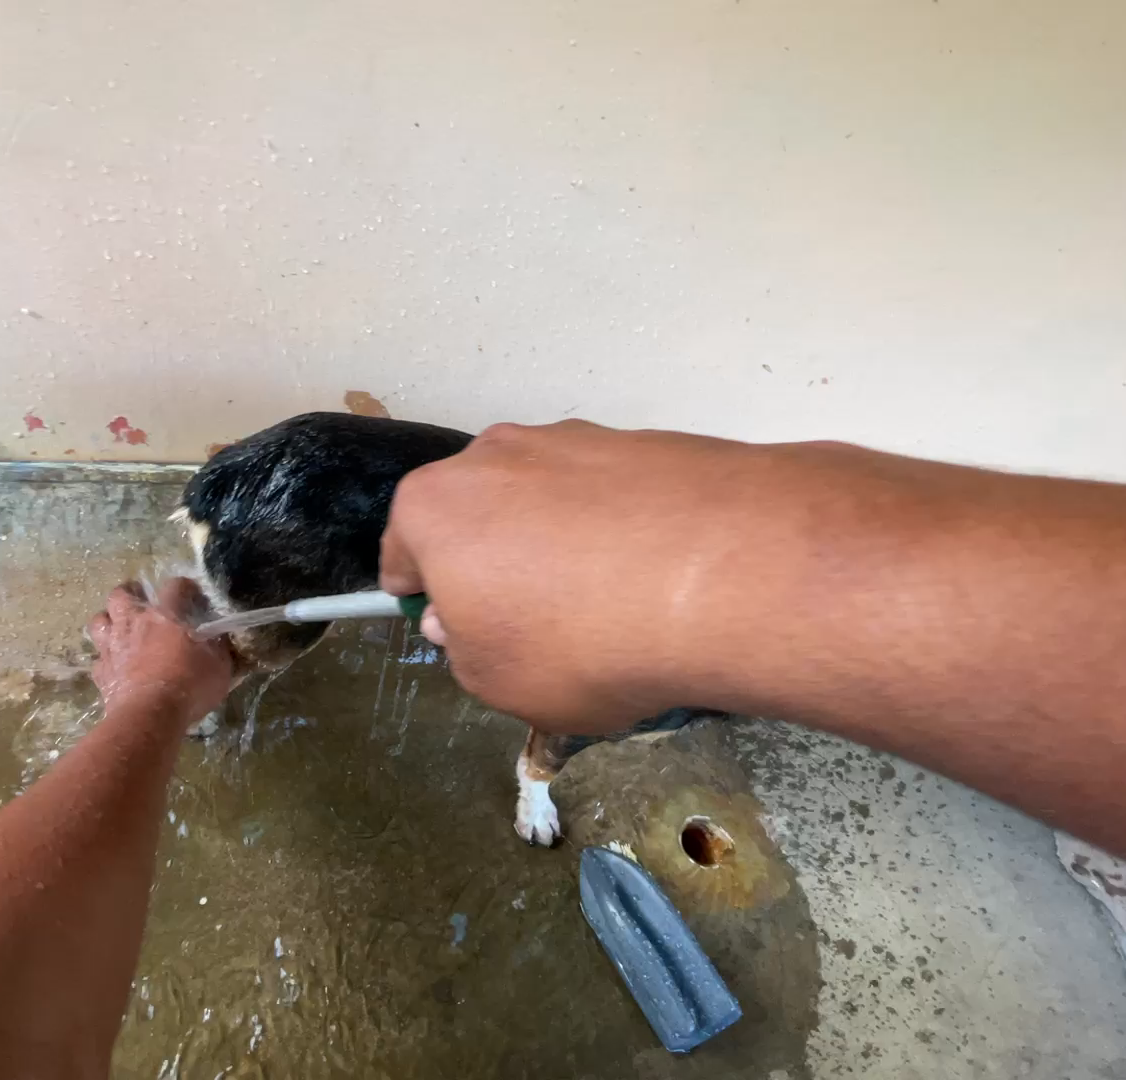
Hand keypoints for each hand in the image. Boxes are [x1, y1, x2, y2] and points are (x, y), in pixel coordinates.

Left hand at [88, 579, 233, 724]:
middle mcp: (134, 623)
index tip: (192, 595)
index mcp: (166, 615)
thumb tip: (219, 637)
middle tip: (141, 603)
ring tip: (120, 628)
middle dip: (129, 594)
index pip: (174, 586)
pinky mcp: (101, 672)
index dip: (184, 587)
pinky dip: (106, 659)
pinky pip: (98, 658)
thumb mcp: (220, 665)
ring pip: (99, 621)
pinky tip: (116, 666)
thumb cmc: (190, 685)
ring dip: (108, 621)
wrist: (151, 715)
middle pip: (120, 594)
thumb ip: (218, 646)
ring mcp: (113, 647)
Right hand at [381, 421, 895, 732]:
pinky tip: (653, 573)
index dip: (427, 599)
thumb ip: (461, 648)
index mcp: (434, 506)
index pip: (402, 553)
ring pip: (541, 502)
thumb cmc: (577, 642)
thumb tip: (464, 618)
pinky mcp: (640, 439)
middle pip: (474, 519)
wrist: (722, 574)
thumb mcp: (494, 682)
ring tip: (608, 600)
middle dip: (490, 566)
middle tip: (536, 622)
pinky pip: (606, 494)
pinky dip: (614, 528)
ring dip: (554, 544)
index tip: (459, 631)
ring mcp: (570, 438)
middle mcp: (492, 455)